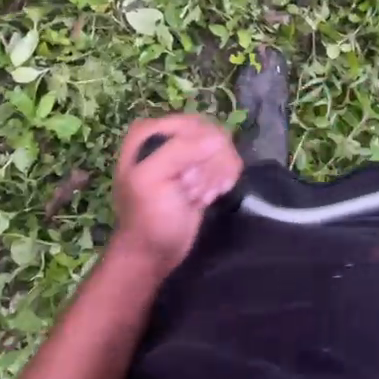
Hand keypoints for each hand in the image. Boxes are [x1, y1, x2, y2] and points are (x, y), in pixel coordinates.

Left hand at [110, 114, 242, 275]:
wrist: (154, 253)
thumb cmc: (148, 218)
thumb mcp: (150, 180)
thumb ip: (179, 151)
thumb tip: (219, 139)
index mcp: (150, 131)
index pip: (196, 125)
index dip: (199, 152)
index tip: (187, 179)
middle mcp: (170, 135)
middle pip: (214, 134)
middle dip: (209, 166)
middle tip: (191, 190)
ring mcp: (188, 151)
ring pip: (225, 147)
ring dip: (216, 175)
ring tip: (198, 196)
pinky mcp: (203, 166)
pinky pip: (230, 159)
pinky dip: (225, 179)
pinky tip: (208, 196)